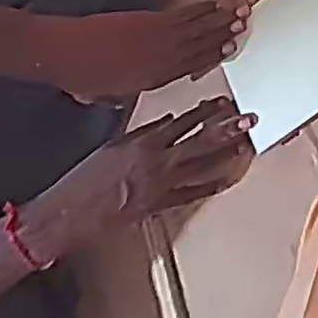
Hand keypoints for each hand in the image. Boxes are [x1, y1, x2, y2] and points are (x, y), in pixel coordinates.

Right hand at [19, 97, 256, 260]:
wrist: (67, 214)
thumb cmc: (86, 178)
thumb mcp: (113, 145)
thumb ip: (144, 131)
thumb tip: (171, 120)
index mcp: (143, 142)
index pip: (183, 121)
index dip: (206, 111)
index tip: (224, 102)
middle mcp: (156, 161)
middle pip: (200, 141)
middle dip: (227, 129)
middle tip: (249, 119)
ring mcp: (161, 185)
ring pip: (203, 168)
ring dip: (227, 156)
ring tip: (247, 145)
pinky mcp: (159, 206)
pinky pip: (192, 194)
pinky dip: (211, 186)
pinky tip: (228, 179)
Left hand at [34, 3, 248, 101]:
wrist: (61, 52)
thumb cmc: (80, 78)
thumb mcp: (104, 97)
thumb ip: (121, 98)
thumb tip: (123, 101)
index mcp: (153, 79)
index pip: (191, 67)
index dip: (214, 57)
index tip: (232, 49)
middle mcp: (161, 58)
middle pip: (201, 45)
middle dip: (225, 35)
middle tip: (246, 26)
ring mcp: (155, 37)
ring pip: (197, 28)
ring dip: (220, 20)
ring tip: (239, 14)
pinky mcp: (147, 20)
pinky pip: (182, 14)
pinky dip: (199, 9)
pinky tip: (211, 4)